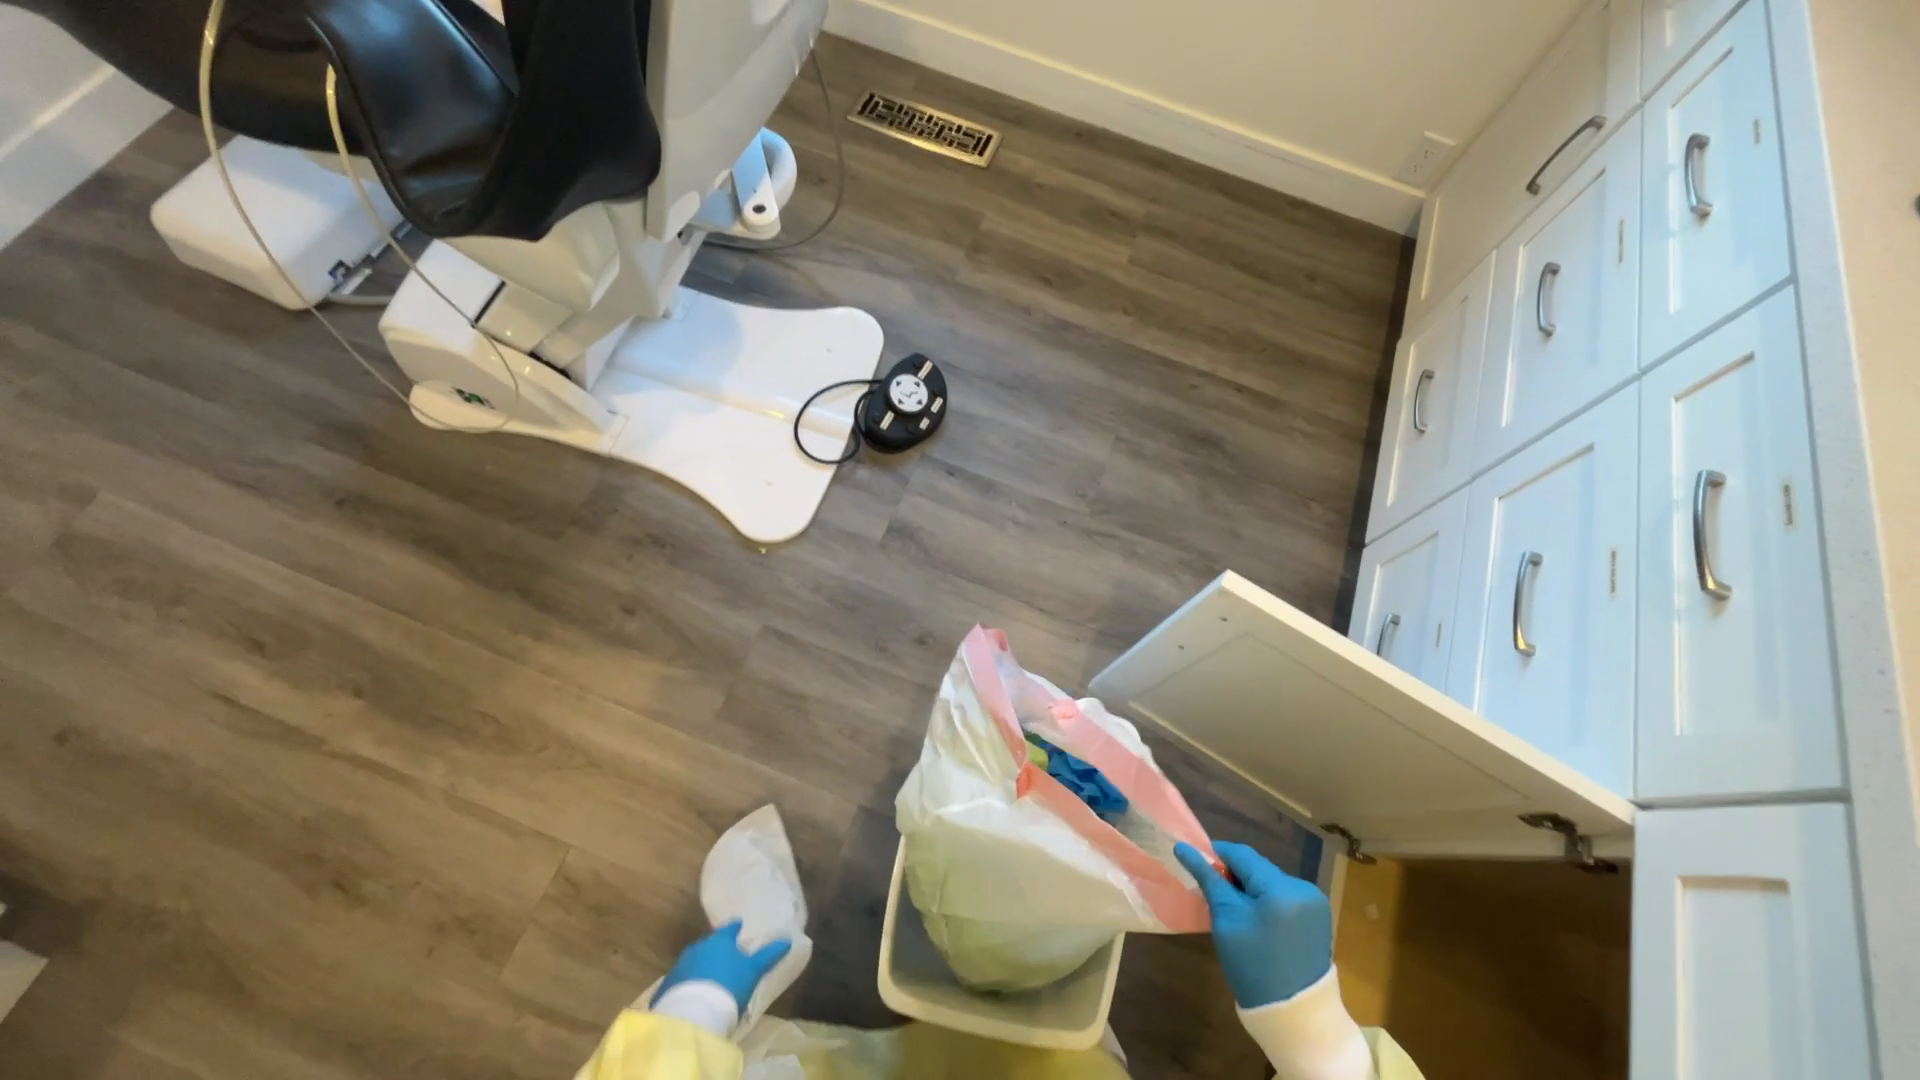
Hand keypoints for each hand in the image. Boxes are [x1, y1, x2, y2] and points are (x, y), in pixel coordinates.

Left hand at [653, 920, 791, 1011]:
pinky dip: (688, 981)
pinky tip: (693, 992)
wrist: (692, 1016)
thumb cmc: (728, 988)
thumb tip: (787, 940)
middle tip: (724, 954)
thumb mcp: (753, 973)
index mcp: (719, 942)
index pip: (728, 929)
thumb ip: (768, 956)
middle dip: (716, 947)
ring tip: (709, 975)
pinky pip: (680, 979)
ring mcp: (680, 966)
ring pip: (693, 960)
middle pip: (709, 944)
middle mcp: (698, 948)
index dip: (734, 928)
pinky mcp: (666, 986)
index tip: (738, 925)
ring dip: (701, 965)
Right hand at [1175, 840, 1332, 1009]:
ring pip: (1270, 882)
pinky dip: (1266, 902)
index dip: (1215, 853)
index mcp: (1283, 888)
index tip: (1193, 860)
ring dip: (1249, 889)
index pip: (1242, 854)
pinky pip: (1284, 898)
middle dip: (1232, 875)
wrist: (1293, 1015)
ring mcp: (1315, 903)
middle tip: (1210, 890)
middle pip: (1258, 868)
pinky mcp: (1318, 919)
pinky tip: (1254, 920)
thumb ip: (1208, 880)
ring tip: (1231, 908)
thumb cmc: (1253, 967)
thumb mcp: (1226, 920)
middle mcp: (1304, 888)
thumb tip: (1183, 848)